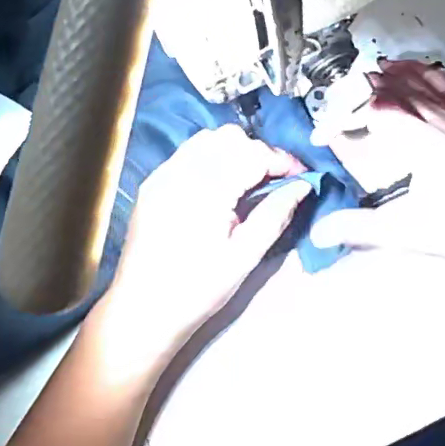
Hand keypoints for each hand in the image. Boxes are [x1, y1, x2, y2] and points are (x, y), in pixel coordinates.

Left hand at [87, 126, 311, 377]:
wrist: (142, 307)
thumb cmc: (197, 289)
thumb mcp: (244, 257)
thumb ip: (274, 215)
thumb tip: (302, 186)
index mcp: (206, 191)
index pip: (252, 153)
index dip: (281, 160)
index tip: (299, 176)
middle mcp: (179, 173)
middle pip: (228, 138)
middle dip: (257, 151)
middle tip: (274, 180)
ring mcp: (160, 176)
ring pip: (204, 141)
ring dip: (231, 151)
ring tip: (248, 182)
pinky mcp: (150, 185)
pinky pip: (184, 155)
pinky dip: (207, 159)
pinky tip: (217, 187)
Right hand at [308, 60, 444, 276]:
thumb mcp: (421, 236)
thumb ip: (366, 231)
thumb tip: (319, 232)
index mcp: (433, 146)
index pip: (379, 110)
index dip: (344, 115)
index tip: (321, 134)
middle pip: (393, 89)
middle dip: (352, 94)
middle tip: (324, 107)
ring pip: (414, 83)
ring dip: (378, 80)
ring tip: (348, 84)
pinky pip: (437, 84)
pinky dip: (412, 73)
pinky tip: (397, 70)